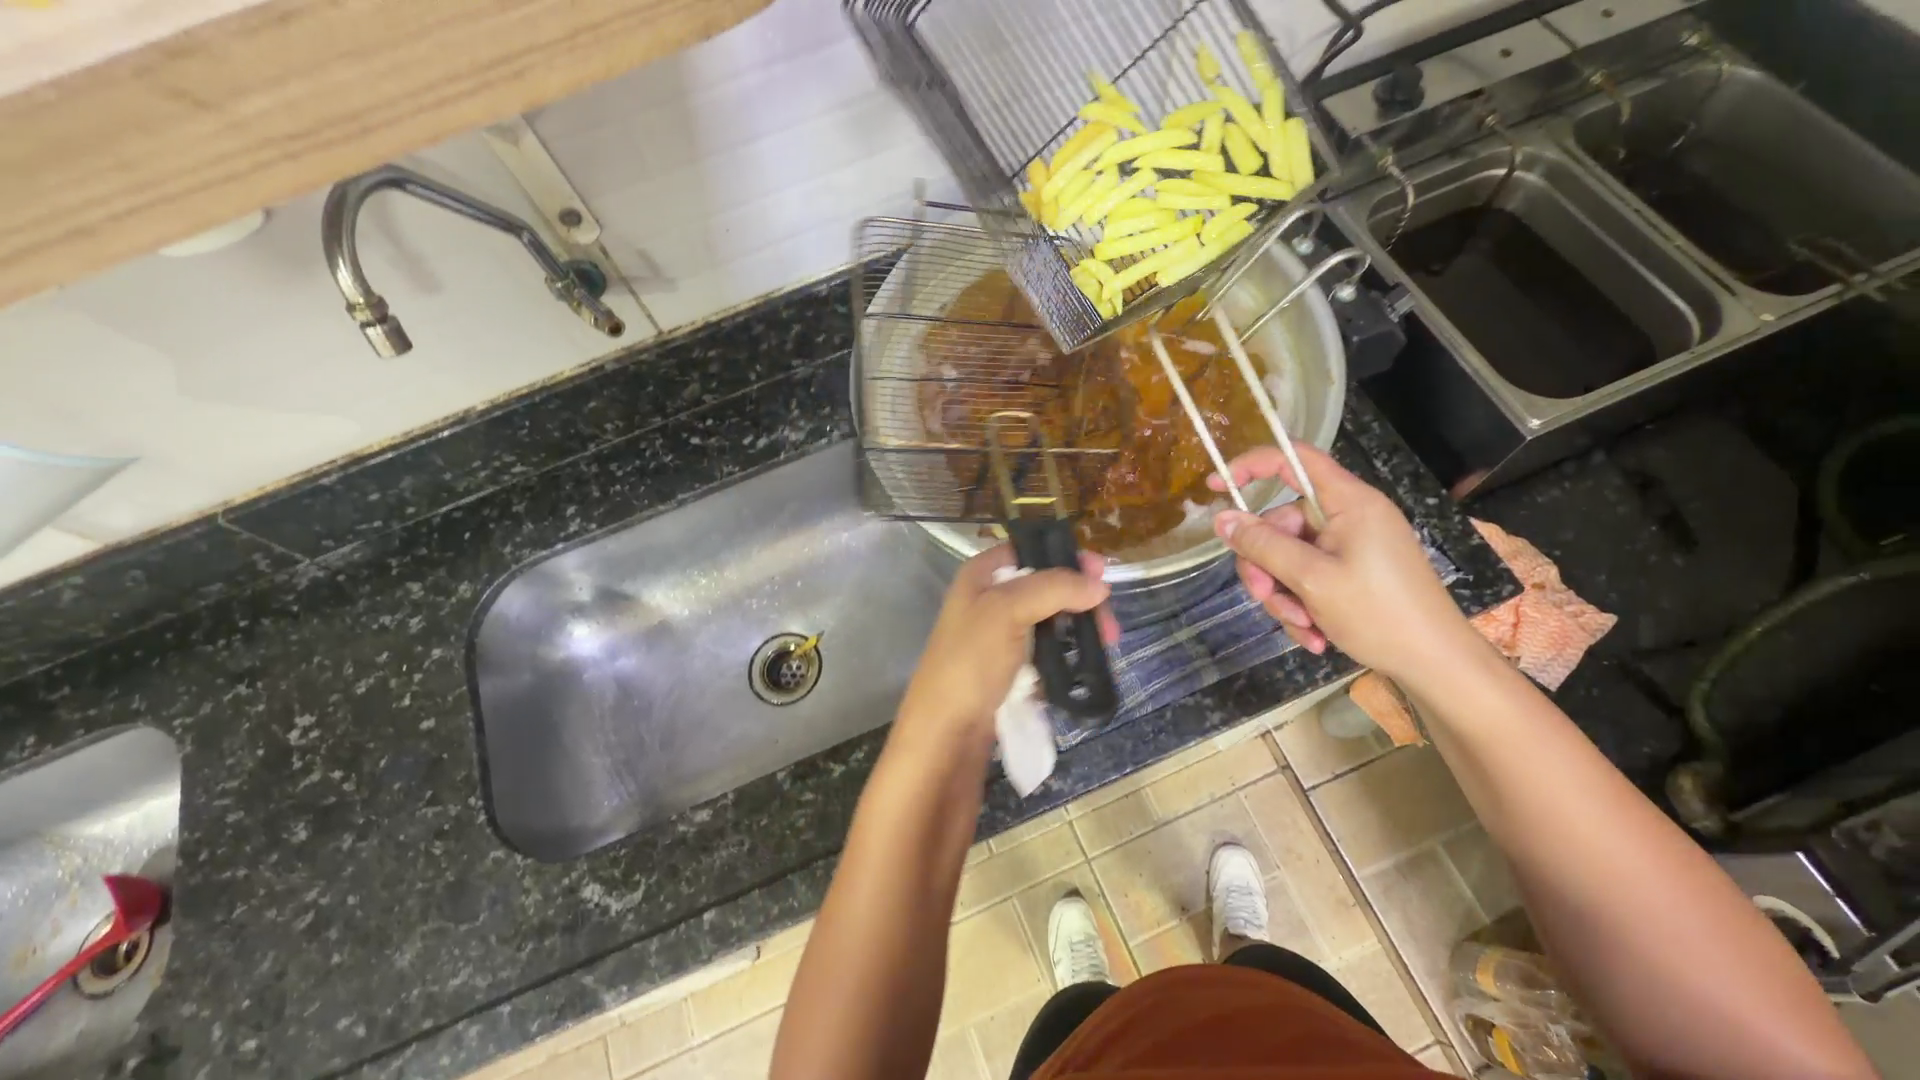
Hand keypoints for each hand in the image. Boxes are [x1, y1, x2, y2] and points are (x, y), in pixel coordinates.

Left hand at [896, 545, 1117, 742]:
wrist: (946, 734)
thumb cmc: (970, 663)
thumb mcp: (1007, 611)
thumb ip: (1054, 589)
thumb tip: (1100, 585)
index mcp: (980, 576)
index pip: (1029, 550)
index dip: (1065, 557)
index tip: (1102, 573)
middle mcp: (988, 601)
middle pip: (1046, 587)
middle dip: (1080, 601)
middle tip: (1108, 627)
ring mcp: (999, 638)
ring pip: (1050, 622)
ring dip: (1077, 631)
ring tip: (1103, 648)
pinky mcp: (1009, 671)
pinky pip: (1045, 653)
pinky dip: (1065, 656)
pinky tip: (1083, 667)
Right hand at [1208, 443, 1480, 684]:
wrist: (1435, 662)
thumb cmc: (1378, 612)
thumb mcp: (1311, 578)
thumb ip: (1263, 545)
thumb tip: (1222, 519)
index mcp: (1348, 502)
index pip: (1293, 459)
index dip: (1251, 465)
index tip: (1216, 489)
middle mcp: (1349, 517)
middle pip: (1282, 524)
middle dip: (1266, 565)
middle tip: (1265, 598)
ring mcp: (1352, 546)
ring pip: (1290, 558)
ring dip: (1284, 595)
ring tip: (1301, 627)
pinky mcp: (1354, 573)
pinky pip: (1310, 578)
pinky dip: (1304, 605)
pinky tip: (1313, 636)